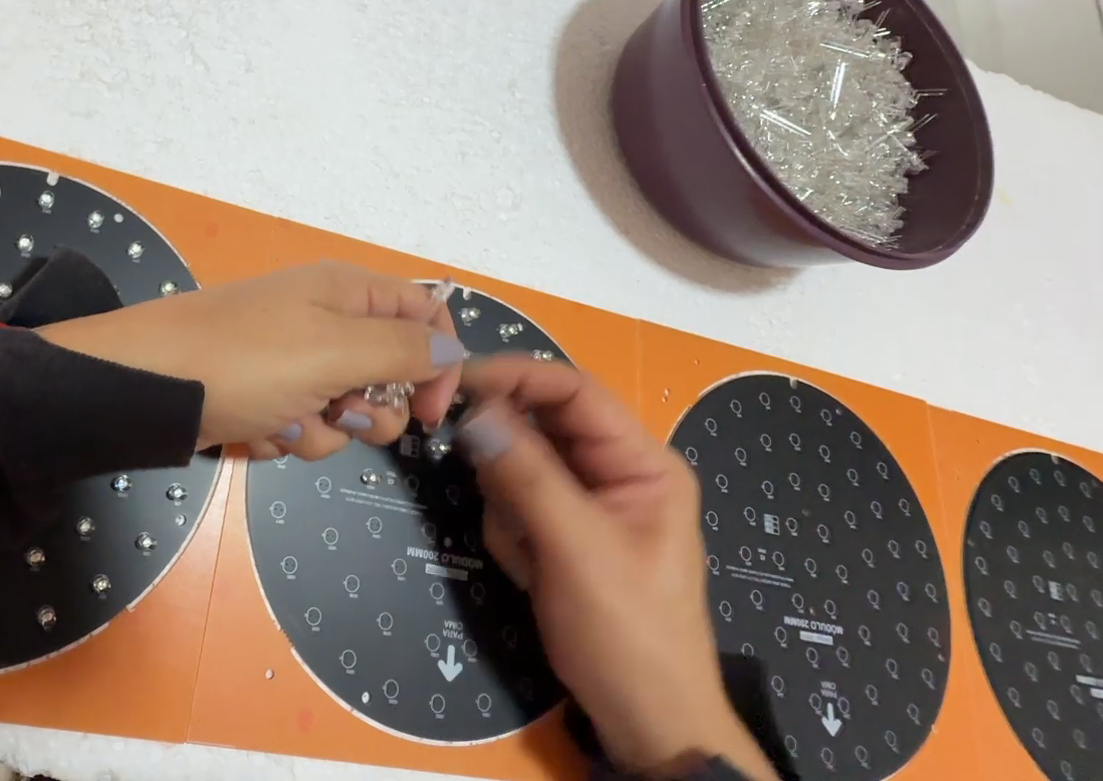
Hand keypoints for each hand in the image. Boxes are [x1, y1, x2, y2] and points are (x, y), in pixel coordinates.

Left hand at [37, 262, 463, 456]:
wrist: (145, 386)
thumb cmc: (245, 360)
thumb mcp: (335, 350)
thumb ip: (403, 351)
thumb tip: (454, 352)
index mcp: (348, 292)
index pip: (425, 314)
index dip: (439, 361)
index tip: (430, 412)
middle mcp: (326, 321)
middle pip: (389, 373)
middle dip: (368, 407)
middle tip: (340, 409)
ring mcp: (293, 361)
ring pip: (344, 411)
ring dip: (319, 428)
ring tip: (280, 418)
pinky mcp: (264, 396)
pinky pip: (302, 426)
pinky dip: (282, 435)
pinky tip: (251, 428)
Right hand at [455, 358, 777, 780]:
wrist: (644, 724)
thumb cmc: (627, 635)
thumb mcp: (576, 549)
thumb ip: (526, 476)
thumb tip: (475, 412)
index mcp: (640, 462)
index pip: (574, 392)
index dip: (517, 377)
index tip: (458, 382)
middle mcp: (613, 470)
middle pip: (540, 428)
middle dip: (509, 461)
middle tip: (491, 490)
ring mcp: (584, 501)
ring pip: (517, 465)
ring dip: (508, 507)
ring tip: (531, 557)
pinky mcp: (559, 528)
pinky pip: (512, 502)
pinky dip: (509, 531)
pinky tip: (531, 571)